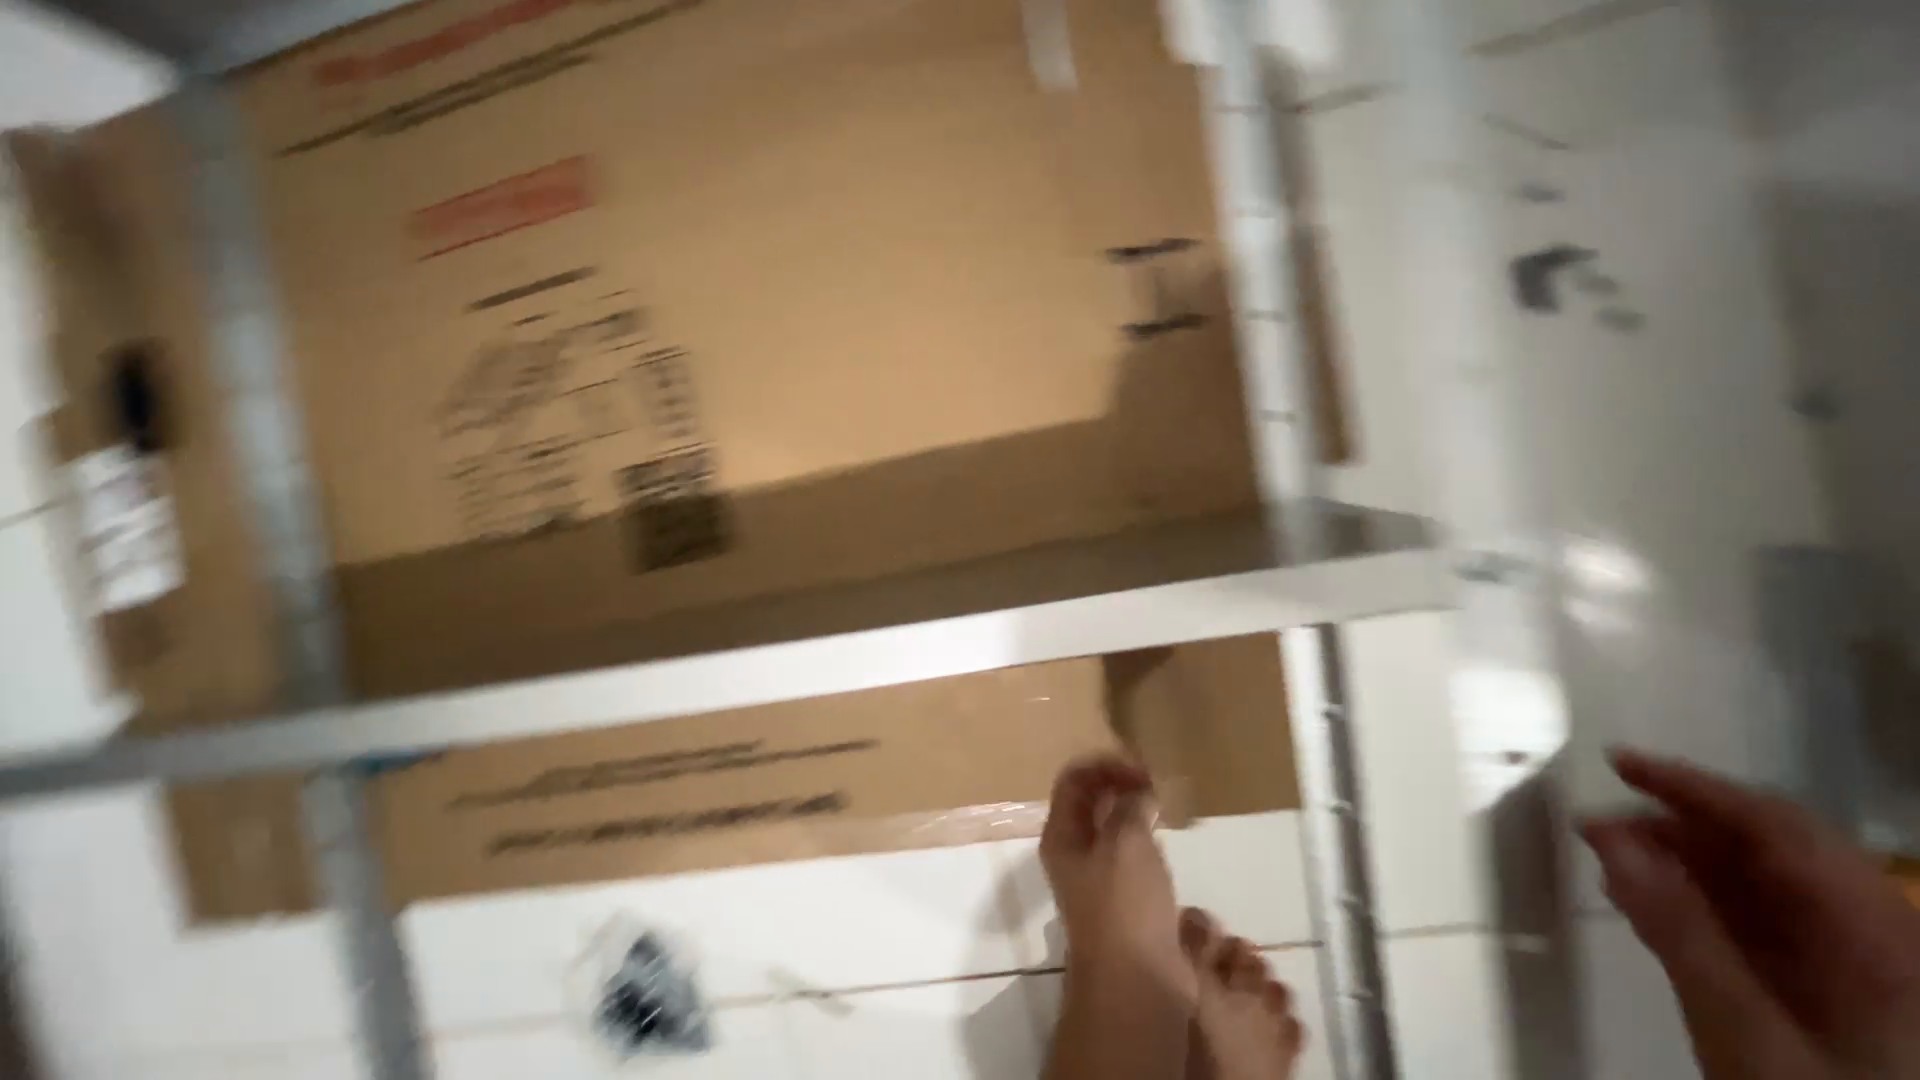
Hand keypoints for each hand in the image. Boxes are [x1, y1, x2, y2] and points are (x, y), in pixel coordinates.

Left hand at [1040, 754, 1190, 998]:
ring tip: (1165, 806)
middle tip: (1157, 783)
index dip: (1106, 765)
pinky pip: (1132, 856)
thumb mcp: (1126, 842)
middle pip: (1090, 802)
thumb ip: (1131, 806)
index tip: (1144, 770)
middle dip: (1121, 784)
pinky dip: (1148, 840)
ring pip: (1112, 829)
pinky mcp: (1124, 901)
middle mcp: (1073, 853)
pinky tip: (1169, 843)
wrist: (1135, 981)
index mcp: (1062, 835)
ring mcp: (1097, 879)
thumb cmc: (1124, 905)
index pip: (1075, 779)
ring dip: (1135, 811)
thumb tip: (1139, 791)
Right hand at [1583, 750, 1919, 1079]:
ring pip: (1760, 881)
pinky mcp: (1832, 988)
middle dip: (1675, 825)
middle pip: (1769, 849)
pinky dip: (1696, 898)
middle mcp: (1877, 934)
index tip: (1616, 761)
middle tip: (1598, 825)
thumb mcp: (1743, 1028)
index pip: (1779, 829)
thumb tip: (1605, 835)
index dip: (1695, 787)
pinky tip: (1643, 897)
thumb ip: (1677, 928)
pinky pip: (1760, 918)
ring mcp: (1859, 963)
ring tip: (1608, 858)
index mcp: (1877, 937)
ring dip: (1678, 860)